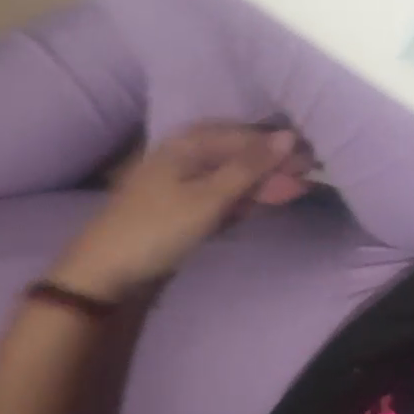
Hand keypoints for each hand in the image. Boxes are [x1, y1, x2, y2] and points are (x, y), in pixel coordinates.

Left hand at [49, 122, 312, 300]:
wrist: (99, 278)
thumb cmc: (156, 228)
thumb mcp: (209, 197)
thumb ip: (251, 166)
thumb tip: (289, 135)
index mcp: (192, 141)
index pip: (248, 136)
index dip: (281, 147)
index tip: (313, 160)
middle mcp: (188, 153)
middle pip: (242, 154)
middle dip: (275, 166)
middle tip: (310, 179)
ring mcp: (183, 180)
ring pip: (234, 176)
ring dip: (263, 184)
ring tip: (295, 192)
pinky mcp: (181, 207)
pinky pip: (221, 194)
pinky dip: (243, 199)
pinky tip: (263, 204)